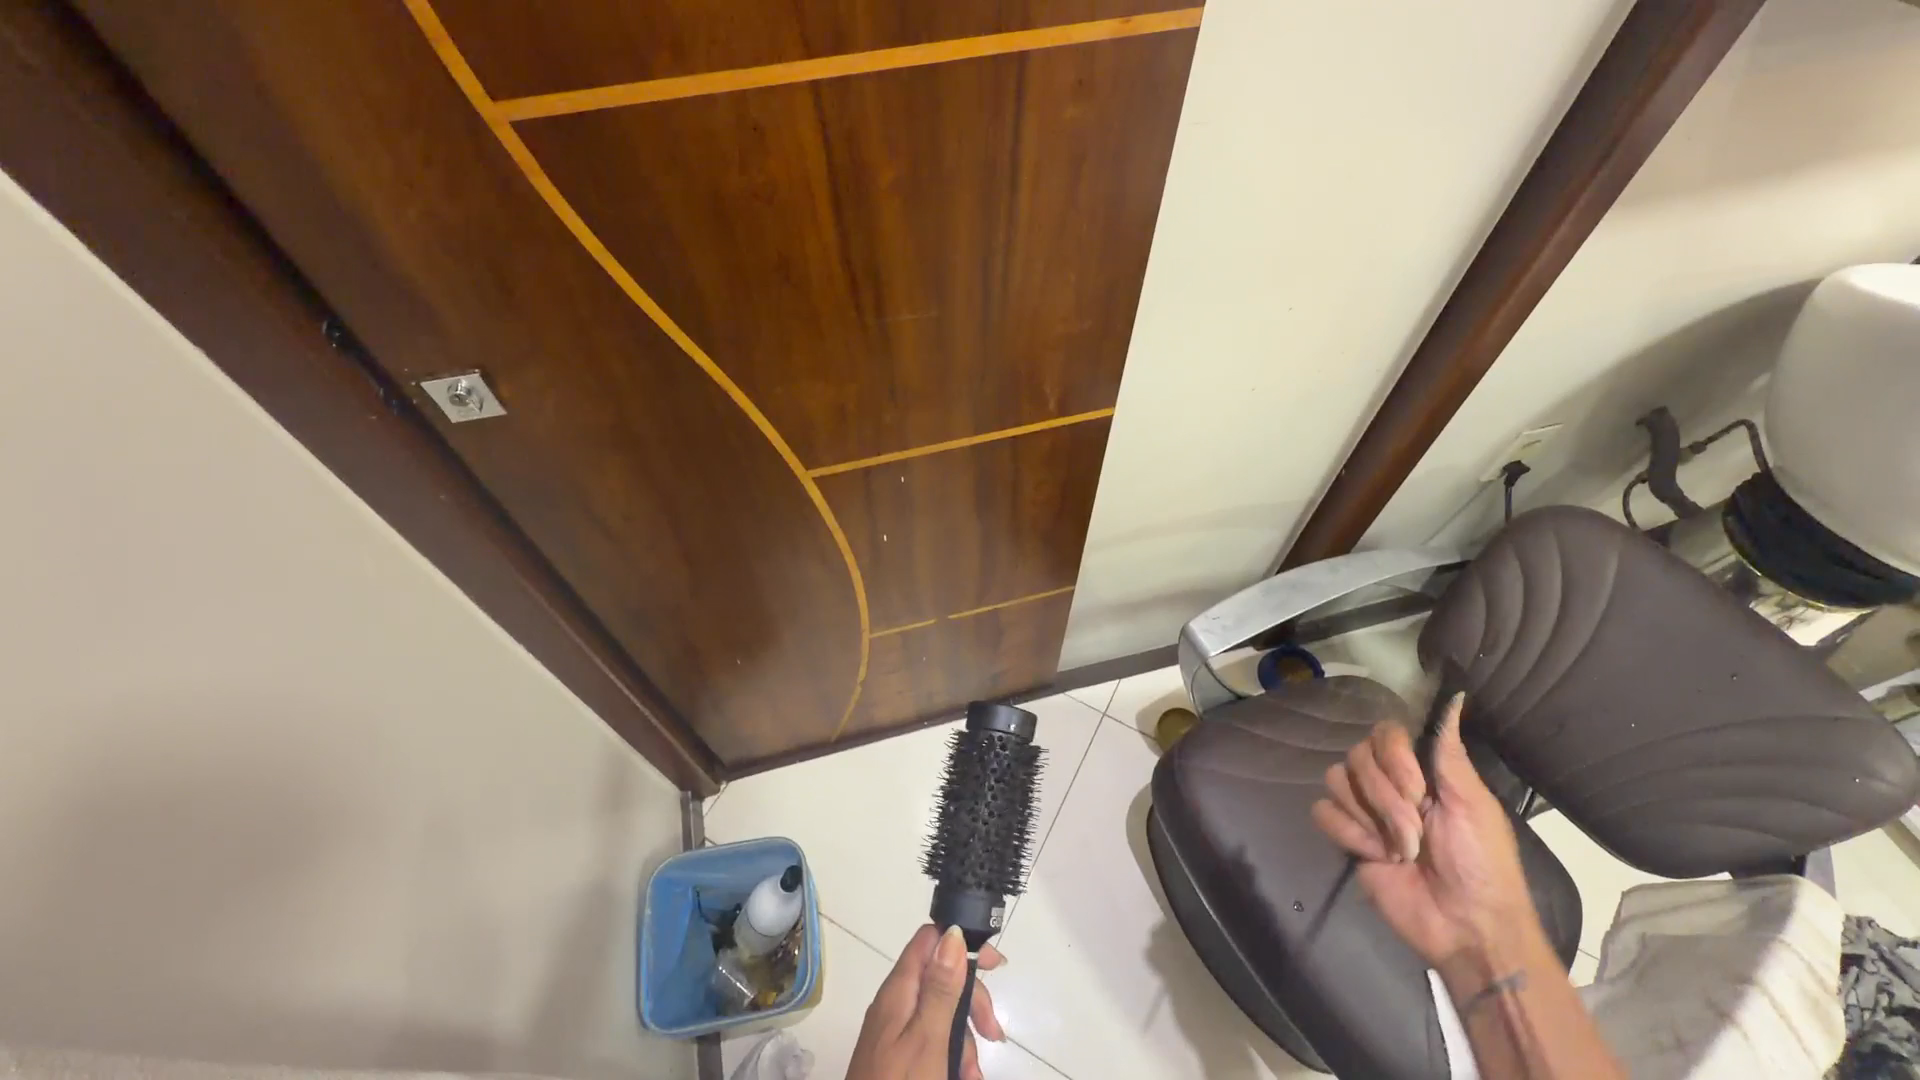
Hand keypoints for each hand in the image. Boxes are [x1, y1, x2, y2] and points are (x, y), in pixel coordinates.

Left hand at [846, 924, 1005, 1079]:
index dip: (963, 943)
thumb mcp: (928, 1038)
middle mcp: (897, 1003)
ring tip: (972, 1076)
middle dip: (973, 1003)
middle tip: (993, 1033)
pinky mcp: (901, 1056)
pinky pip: (934, 1042)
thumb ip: (941, 987)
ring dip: (966, 1041)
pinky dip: (952, 1058)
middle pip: (943, 978)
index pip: (930, 940)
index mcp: (900, 990)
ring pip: (943, 1015)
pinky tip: (963, 1078)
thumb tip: (951, 932)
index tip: (995, 966)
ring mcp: (897, 1031)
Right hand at [1310, 692, 1537, 967]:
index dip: (1393, 758)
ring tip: (1401, 849)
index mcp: (1422, 772)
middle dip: (1387, 797)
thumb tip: (1458, 698)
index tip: (1419, 789)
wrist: (1465, 924)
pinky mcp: (1346, 838)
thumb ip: (1450, 752)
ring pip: (1336, 781)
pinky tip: (1377, 856)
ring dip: (1371, 818)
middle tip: (1417, 830)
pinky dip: (1351, 835)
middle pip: (1356, 756)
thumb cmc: (1481, 863)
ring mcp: (1365, 812)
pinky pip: (1324, 812)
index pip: (1383, 733)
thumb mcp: (1474, 804)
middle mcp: (1388, 785)